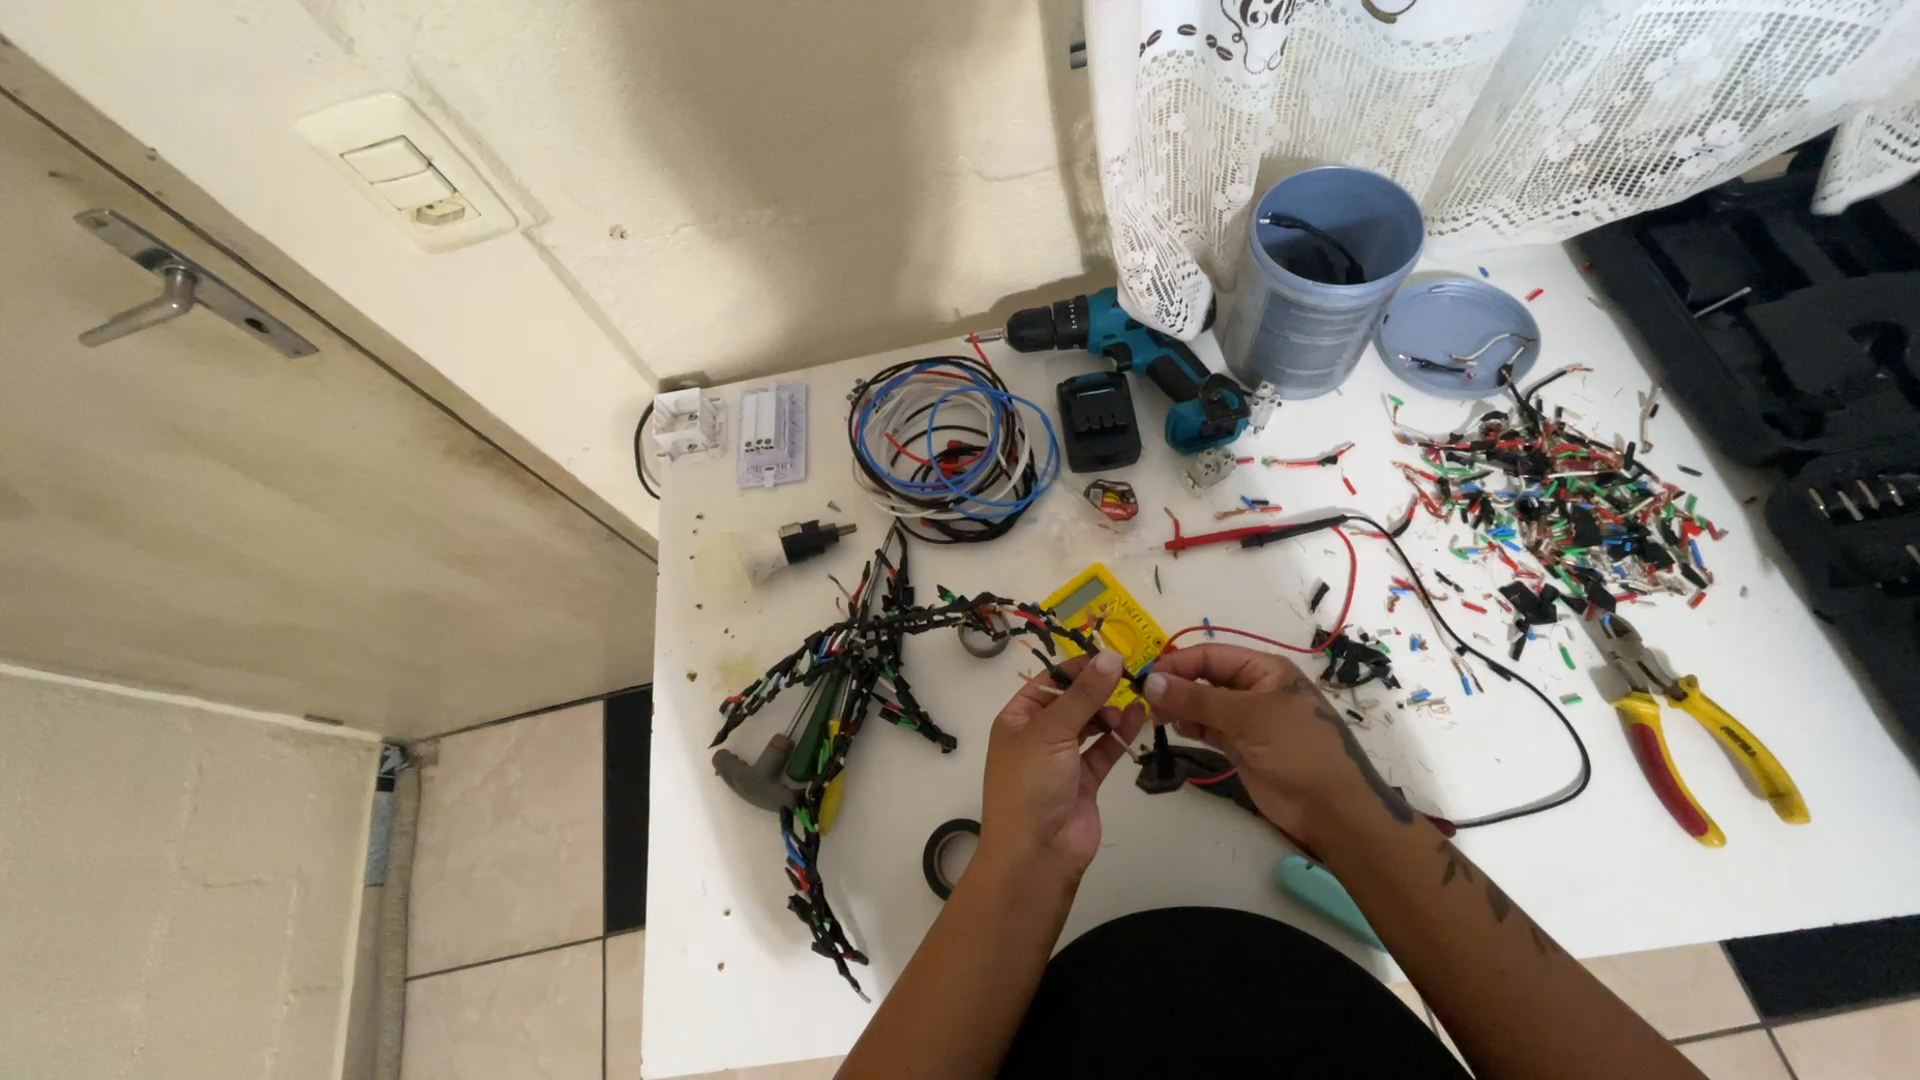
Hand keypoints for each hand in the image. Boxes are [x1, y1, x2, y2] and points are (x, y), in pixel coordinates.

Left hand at [978, 650, 1146, 879]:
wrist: (1036, 854)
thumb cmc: (1030, 785)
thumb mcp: (1052, 731)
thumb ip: (1084, 695)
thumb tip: (1110, 656)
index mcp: (1016, 719)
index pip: (1047, 682)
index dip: (1075, 668)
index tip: (1108, 655)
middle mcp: (1037, 736)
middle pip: (1070, 702)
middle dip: (1096, 688)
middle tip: (1128, 674)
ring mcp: (1062, 759)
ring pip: (1090, 725)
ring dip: (1109, 710)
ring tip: (1134, 698)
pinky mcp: (1085, 781)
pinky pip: (1104, 749)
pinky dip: (1120, 734)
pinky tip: (1138, 717)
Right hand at [1142, 644, 1412, 848]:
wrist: (1331, 809)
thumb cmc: (1296, 750)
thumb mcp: (1247, 717)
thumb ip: (1196, 698)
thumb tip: (1150, 681)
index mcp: (1265, 670)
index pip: (1212, 656)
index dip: (1178, 663)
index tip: (1146, 677)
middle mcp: (1255, 689)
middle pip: (1205, 678)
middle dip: (1177, 686)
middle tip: (1145, 702)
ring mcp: (1248, 719)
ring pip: (1204, 703)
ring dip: (1180, 707)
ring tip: (1156, 717)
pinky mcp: (1242, 746)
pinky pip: (1209, 727)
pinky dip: (1191, 726)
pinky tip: (1174, 728)